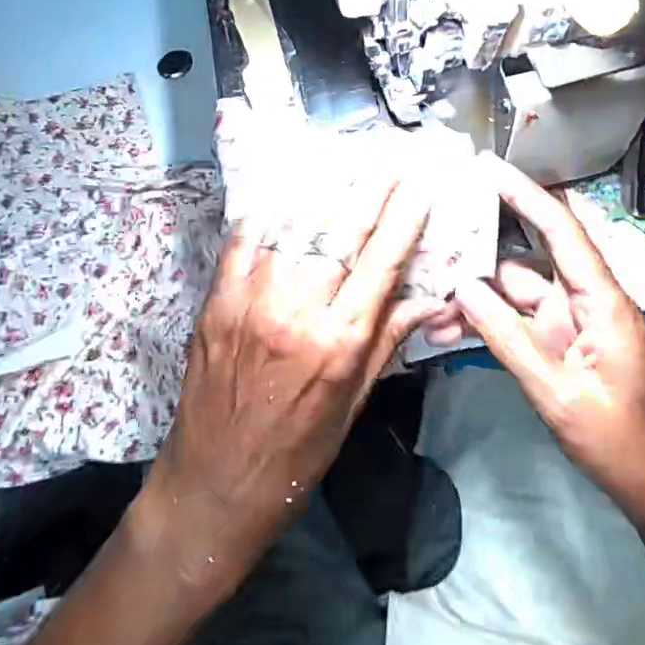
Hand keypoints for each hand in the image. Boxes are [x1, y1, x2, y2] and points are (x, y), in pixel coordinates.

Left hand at [134, 175, 438, 590]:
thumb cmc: (297, 453)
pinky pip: (241, 245)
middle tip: (387, 162)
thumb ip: (385, 342)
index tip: (419, 186)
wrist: (216, 482)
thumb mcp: (352, 405)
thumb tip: (429, 300)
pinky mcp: (215, 303)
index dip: (405, 220)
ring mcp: (251, 303)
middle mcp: (297, 313)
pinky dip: (262, 217)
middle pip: (341, 237)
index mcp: (340, 343)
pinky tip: (279, 194)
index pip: (382, 264)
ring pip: (292, 231)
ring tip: (341, 167)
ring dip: (321, 195)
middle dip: (369, 193)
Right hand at [453, 156, 644, 543]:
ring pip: (512, 292)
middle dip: (479, 247)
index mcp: (602, 303)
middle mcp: (585, 301)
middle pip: (527, 257)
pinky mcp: (558, 344)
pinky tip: (449, 329)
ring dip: (473, 296)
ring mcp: (570, 323)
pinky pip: (514, 321)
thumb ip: (507, 338)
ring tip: (430, 303)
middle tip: (435, 234)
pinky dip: (484, 322)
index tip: (488, 167)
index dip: (525, 194)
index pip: (562, 231)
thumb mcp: (557, 393)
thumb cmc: (621, 443)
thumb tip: (463, 288)